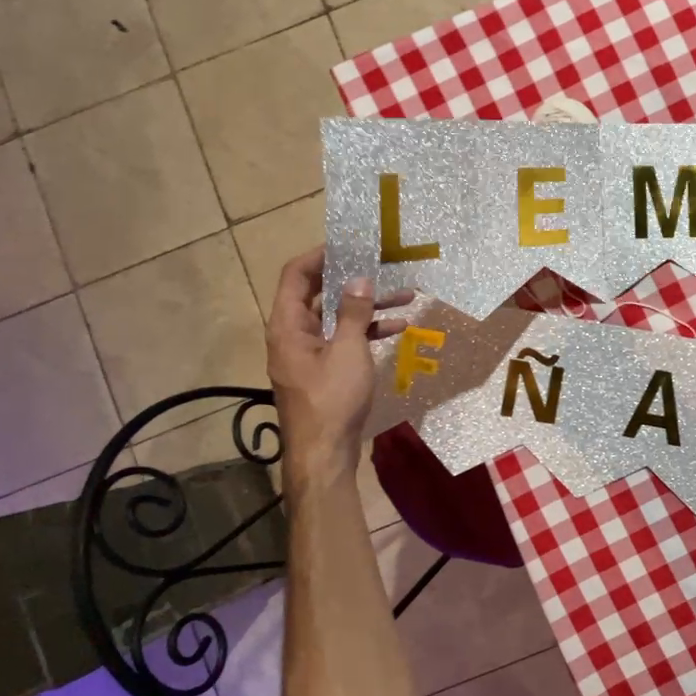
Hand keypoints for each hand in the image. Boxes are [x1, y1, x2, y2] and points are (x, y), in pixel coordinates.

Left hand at [266, 247, 413, 481]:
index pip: (295, 276)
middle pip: (319, 295)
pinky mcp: (325, 370)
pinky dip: (368, 331)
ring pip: (337, 318)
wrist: (324, 452)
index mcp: (288, 326)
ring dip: (369, 306)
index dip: (320, 256)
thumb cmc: (332, 399)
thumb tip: (358, 278)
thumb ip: (353, 313)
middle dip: (353, 280)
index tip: (350, 244)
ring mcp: (309, 353)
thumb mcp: (348, 351)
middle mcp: (293, 335)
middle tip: (383, 264)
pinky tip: (398, 329)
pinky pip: (345, 340)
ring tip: (407, 295)